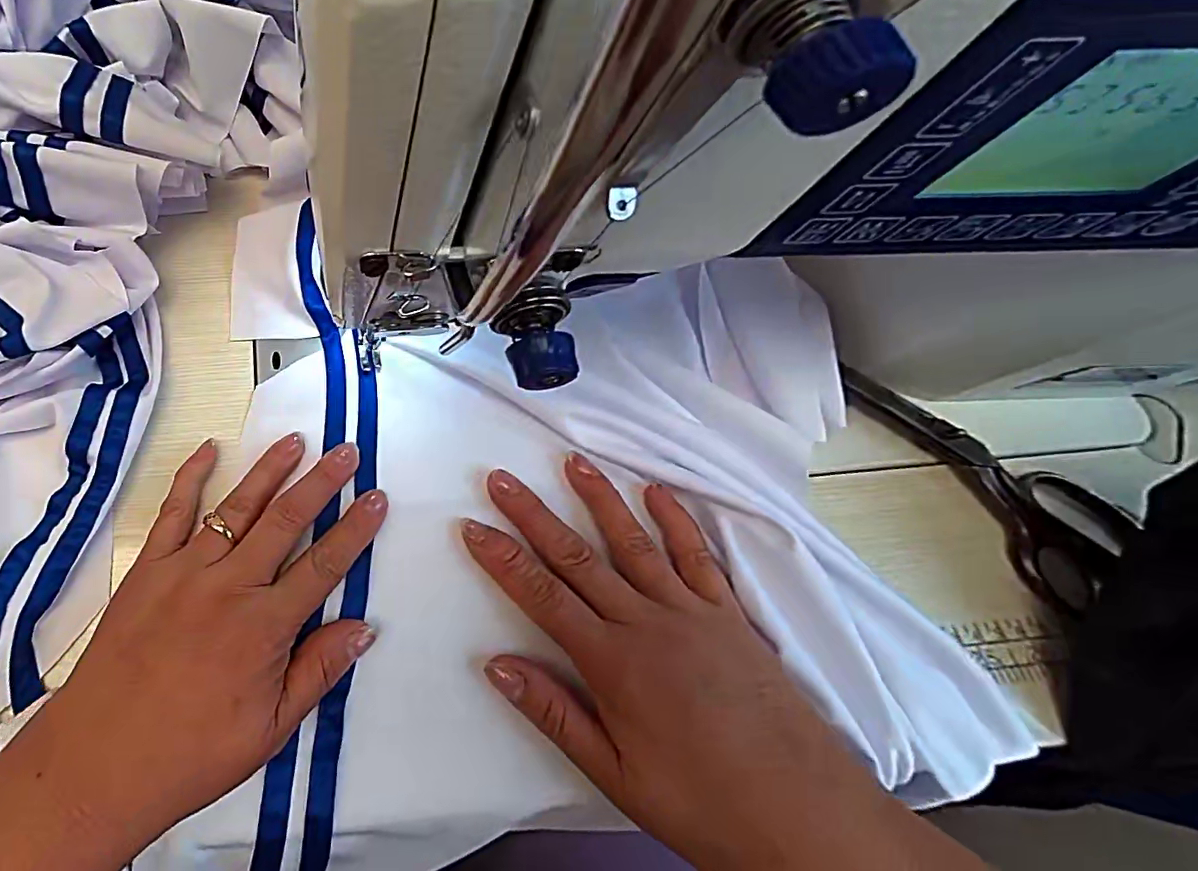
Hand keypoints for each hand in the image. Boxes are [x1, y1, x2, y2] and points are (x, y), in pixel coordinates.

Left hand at [0, 434, 385, 870]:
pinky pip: (173, 510)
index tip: (376, 498)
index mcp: (263, 627)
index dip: (354, 530)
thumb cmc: (192, 752)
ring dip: (268, 470)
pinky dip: (191, 476)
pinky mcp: (148, 566)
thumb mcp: (269, 730)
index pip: (323, 567)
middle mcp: (229, 585)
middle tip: (345, 451)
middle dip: (320, 482)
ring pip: (237, 507)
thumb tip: (363, 628)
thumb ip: (317, 672)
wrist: (102, 756)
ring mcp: (185, 569)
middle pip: (285, 521)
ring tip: (294, 441)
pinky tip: (208, 450)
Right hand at [462, 453, 986, 870]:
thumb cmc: (706, 806)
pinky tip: (657, 493)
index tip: (472, 526)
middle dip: (532, 513)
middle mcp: (647, 624)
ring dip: (600, 499)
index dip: (502, 558)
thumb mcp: (617, 776)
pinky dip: (677, 522)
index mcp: (613, 662)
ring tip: (573, 462)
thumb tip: (496, 665)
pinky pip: (699, 559)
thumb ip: (554, 714)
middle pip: (576, 557)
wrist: (815, 826)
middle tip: (501, 477)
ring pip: (634, 543)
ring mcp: (693, 614)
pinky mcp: (731, 617)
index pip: (542, 596)